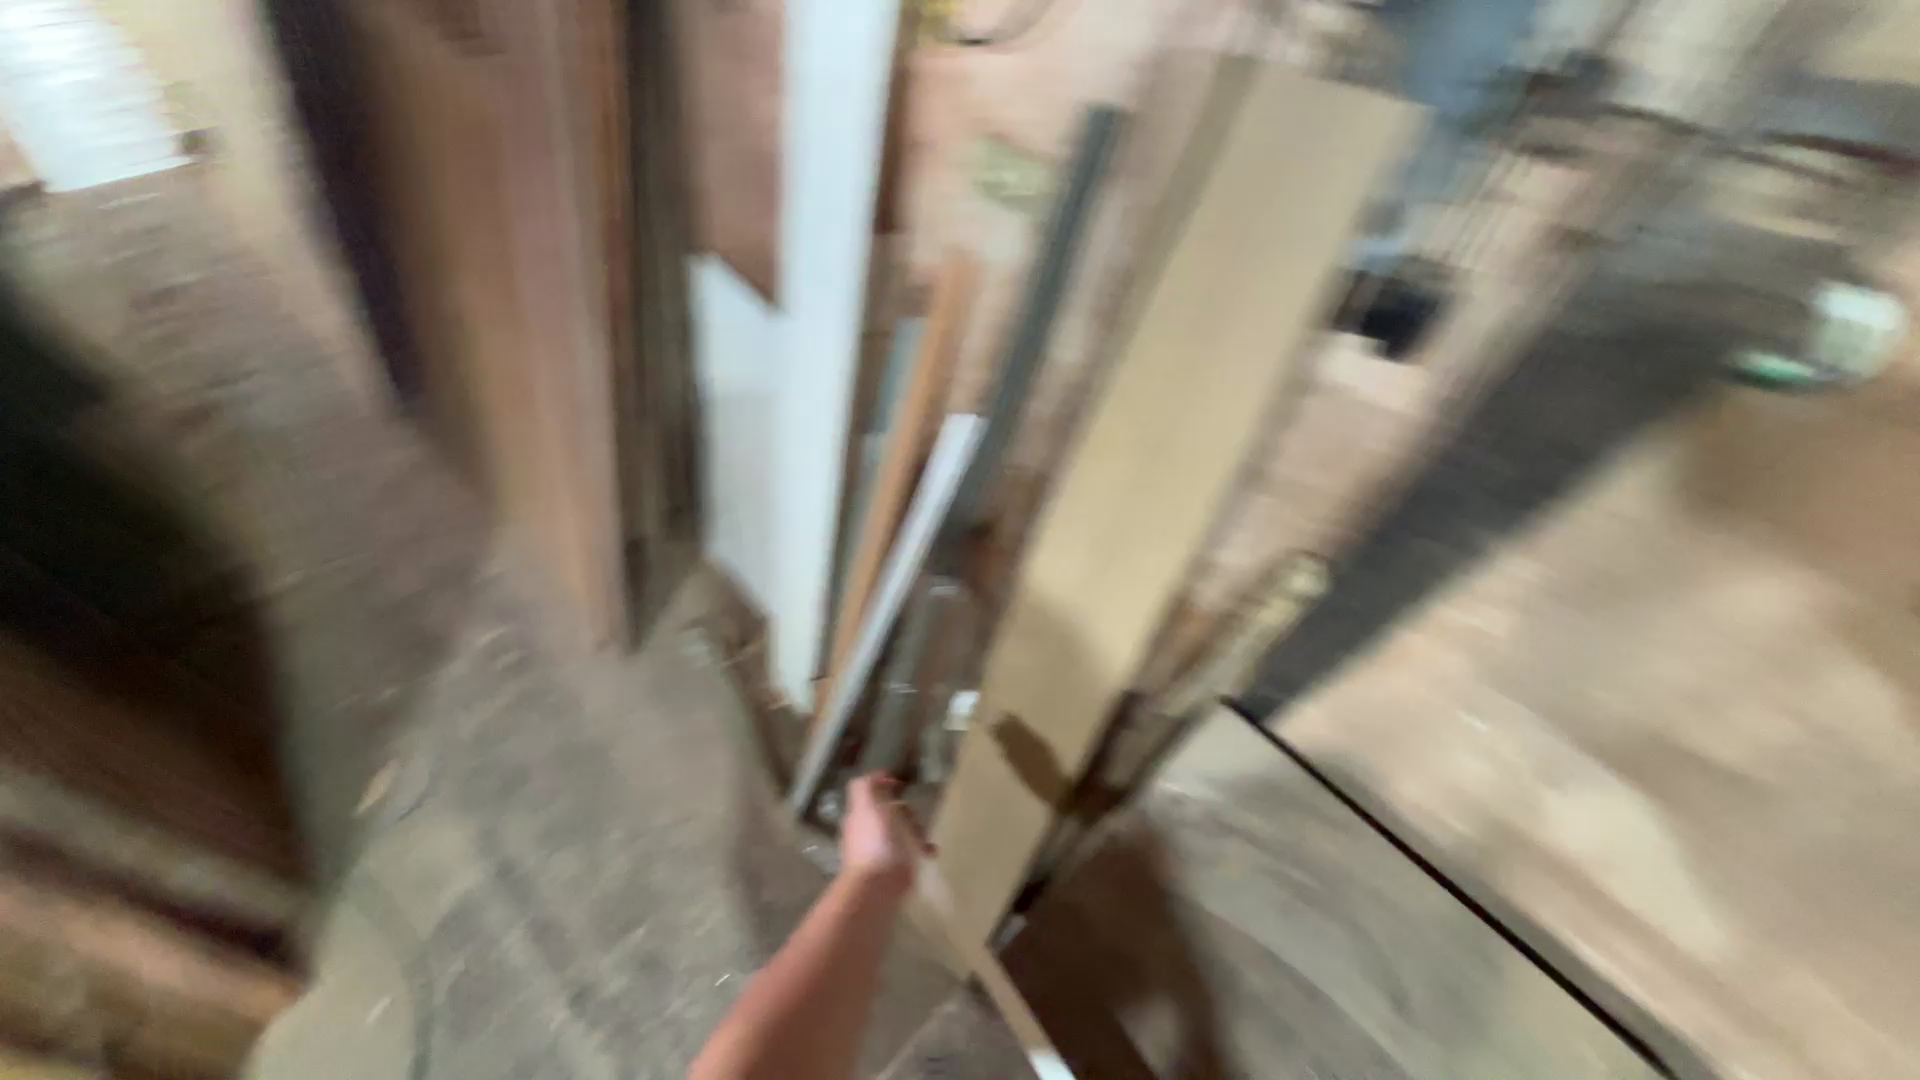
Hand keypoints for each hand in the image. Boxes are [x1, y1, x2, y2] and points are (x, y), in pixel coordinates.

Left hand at [839, 773, 931, 895]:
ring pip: (899, 832)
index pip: (869, 794)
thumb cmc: (876, 843)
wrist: (878, 886)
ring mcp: (878, 852)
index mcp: (859, 815)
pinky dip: (920, 850)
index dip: (883, 786)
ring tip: (925, 839)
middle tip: (916, 816)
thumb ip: (867, 787)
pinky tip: (929, 853)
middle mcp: (865, 832)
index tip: (901, 786)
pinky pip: (908, 853)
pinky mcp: (893, 869)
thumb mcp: (868, 805)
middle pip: (886, 813)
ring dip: (915, 832)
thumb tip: (876, 776)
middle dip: (904, 812)